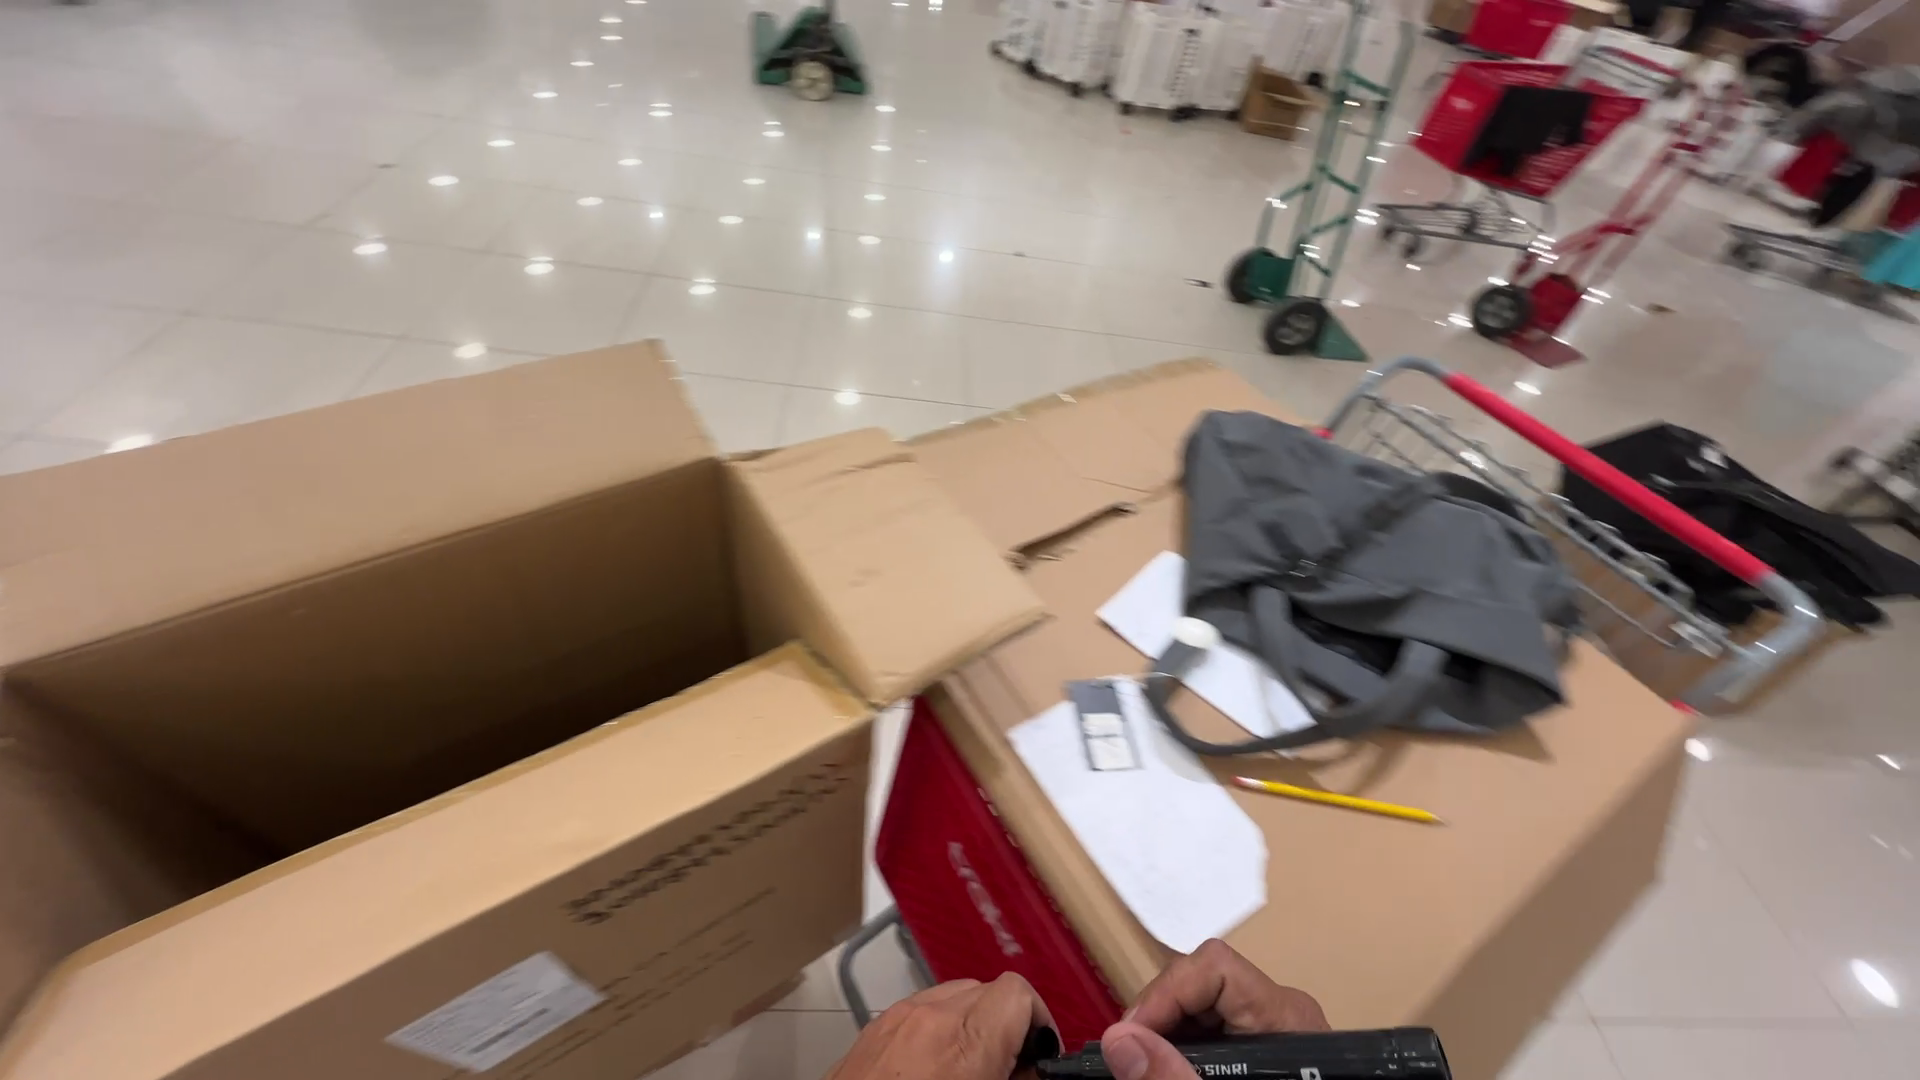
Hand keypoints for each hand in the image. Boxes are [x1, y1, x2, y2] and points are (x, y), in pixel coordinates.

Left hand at [825, 973, 1054, 1079]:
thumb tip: (1035, 1072)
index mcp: (966, 1043)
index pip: (1018, 992)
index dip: (1038, 1021)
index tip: (1041, 1056)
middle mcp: (931, 1017)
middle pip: (987, 990)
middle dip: (1005, 1025)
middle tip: (1009, 1071)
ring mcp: (896, 1018)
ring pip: (953, 994)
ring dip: (970, 1023)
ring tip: (970, 1070)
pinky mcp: (871, 1029)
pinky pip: (919, 1009)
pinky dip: (936, 1028)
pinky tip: (933, 1069)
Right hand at [1099, 939, 1328, 1079]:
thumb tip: (1119, 1040)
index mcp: (1288, 1022)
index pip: (1215, 968)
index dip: (1166, 992)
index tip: (1129, 1038)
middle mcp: (1284, 1017)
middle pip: (1202, 984)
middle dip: (1158, 1019)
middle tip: (1128, 1062)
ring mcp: (1274, 1036)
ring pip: (1201, 1009)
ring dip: (1165, 1038)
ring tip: (1143, 1071)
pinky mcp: (1263, 1058)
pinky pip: (1212, 1036)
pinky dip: (1182, 1055)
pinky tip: (1169, 1075)